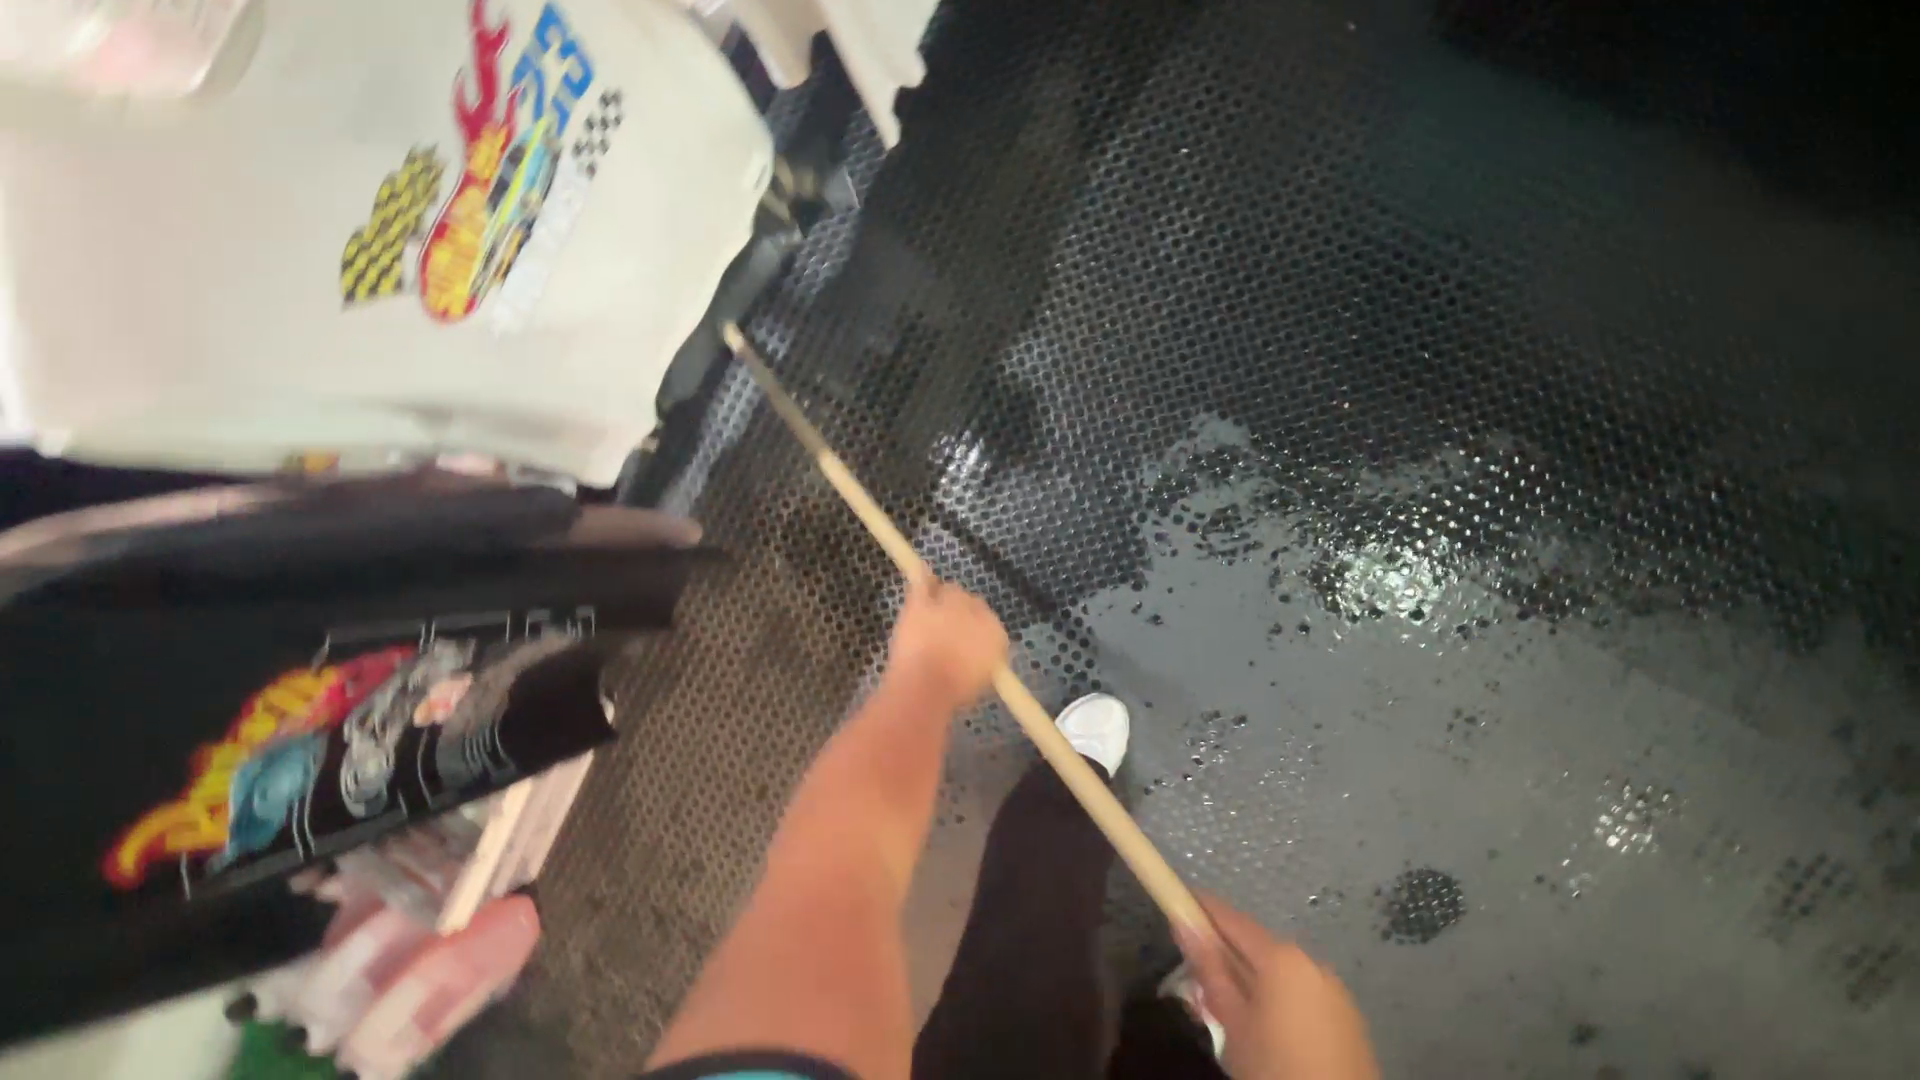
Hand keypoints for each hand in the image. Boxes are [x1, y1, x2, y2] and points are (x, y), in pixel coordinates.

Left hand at [886, 578, 1007, 707]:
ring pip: (950, 591)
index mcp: (995, 633)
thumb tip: (978, 656)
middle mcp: (977, 612)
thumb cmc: (956, 691)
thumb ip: (983, 660)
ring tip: (936, 609)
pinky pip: (924, 582)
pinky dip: (923, 577)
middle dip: (962, 613)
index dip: (975, 629)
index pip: (989, 621)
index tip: (966, 641)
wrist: (926, 685)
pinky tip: (921, 571)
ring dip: (944, 598)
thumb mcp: (981, 680)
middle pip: (972, 603)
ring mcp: (948, 604)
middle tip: (949, 630)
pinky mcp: (922, 603)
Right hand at [1176, 895, 1379, 1079]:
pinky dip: (1276, 998)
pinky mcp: (1347, 1018)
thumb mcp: (1232, 1023)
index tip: (1175, 902)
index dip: (1201, 909)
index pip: (1231, 919)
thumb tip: (1183, 922)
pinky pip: (1300, 993)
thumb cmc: (1277, 1071)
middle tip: (1192, 974)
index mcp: (1281, 958)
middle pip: (1255, 945)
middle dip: (1223, 952)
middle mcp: (1311, 962)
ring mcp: (1333, 990)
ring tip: (1225, 1009)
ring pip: (1278, 971)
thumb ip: (1209, 969)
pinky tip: (1263, 1029)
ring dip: (1249, 978)